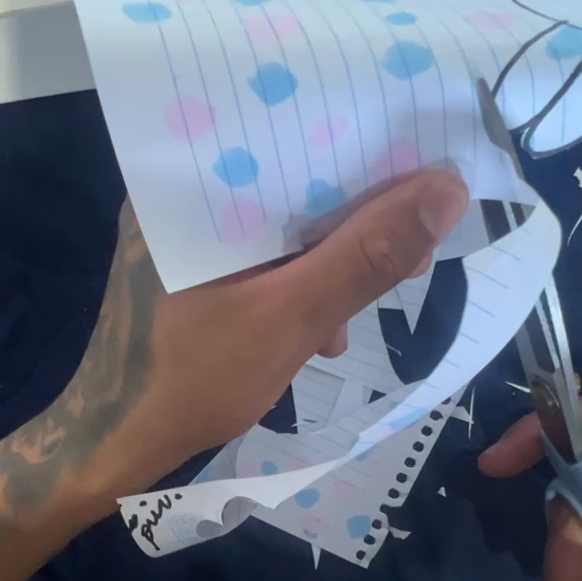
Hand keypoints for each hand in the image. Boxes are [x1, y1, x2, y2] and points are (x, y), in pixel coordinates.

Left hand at [70, 171, 469, 493]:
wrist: (134, 444)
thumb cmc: (199, 380)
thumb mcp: (291, 317)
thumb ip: (363, 259)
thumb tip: (447, 191)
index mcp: (194, 192)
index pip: (286, 135)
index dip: (358, 141)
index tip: (420, 158)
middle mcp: (189, 206)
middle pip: (291, 185)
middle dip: (355, 216)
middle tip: (411, 240)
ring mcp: (194, 246)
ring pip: (286, 230)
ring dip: (334, 263)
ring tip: (373, 297)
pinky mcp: (205, 280)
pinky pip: (268, 264)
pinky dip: (302, 289)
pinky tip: (323, 332)